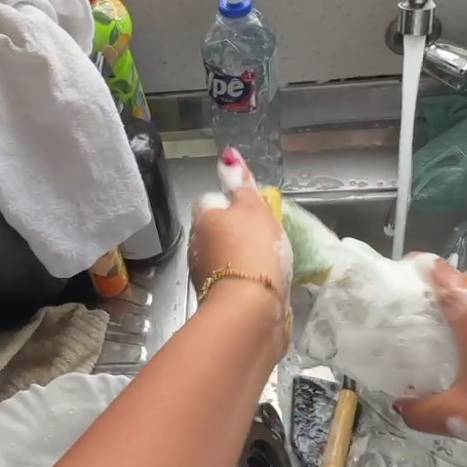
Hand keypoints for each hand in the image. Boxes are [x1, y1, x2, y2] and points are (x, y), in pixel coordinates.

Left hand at [187, 149, 290, 340]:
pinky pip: (234, 279)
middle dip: (239, 231)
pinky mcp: (218, 298)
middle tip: (267, 236)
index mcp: (203, 219)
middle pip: (219, 229)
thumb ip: (241, 183)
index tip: (254, 212)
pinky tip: (265, 282)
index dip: (234, 204)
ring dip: (243, 256)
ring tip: (269, 260)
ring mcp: (205, 274)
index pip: (213, 201)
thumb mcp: (252, 208)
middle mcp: (197, 245)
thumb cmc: (253, 251)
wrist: (250, 310)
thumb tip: (227, 155)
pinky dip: (246, 278)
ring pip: (225, 255)